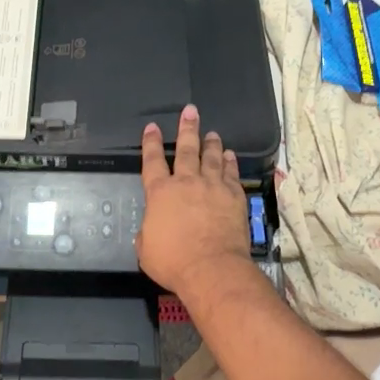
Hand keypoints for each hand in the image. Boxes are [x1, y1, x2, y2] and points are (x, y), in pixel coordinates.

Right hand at [137, 104, 254, 300]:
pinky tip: (229, 156)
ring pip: (211, 157)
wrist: (211, 268)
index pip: (152, 161)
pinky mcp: (234, 196)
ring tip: (212, 133)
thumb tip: (152, 229)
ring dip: (211, 143)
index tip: (152, 127)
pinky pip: (231, 173)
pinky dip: (230, 163)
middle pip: (186, 149)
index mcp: (160, 193)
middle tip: (190, 111)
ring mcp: (212, 187)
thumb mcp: (146, 249)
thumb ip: (147, 233)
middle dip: (187, 128)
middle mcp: (186, 182)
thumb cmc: (173, 261)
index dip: (151, 143)